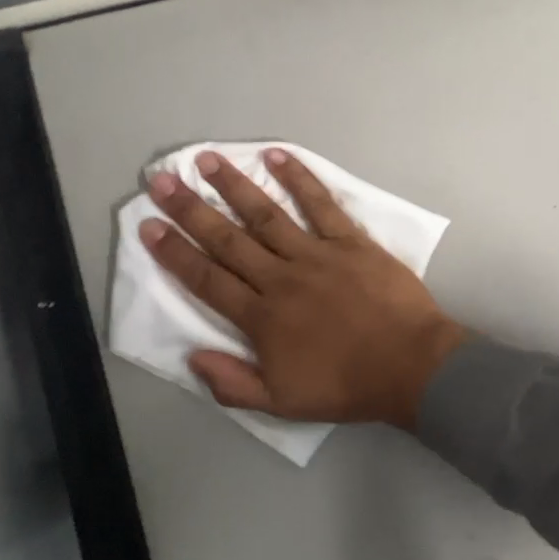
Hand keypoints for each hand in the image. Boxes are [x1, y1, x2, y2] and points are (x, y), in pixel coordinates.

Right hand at [140, 147, 464, 428]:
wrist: (409, 365)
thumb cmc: (347, 386)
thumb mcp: (282, 403)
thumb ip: (232, 383)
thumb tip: (192, 356)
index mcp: (261, 318)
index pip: (206, 280)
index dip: (174, 253)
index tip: (148, 227)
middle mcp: (281, 279)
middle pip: (227, 240)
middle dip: (191, 210)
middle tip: (162, 181)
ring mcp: (318, 255)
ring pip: (267, 215)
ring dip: (235, 186)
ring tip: (207, 160)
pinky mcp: (352, 242)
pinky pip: (321, 205)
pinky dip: (300, 179)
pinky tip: (278, 156)